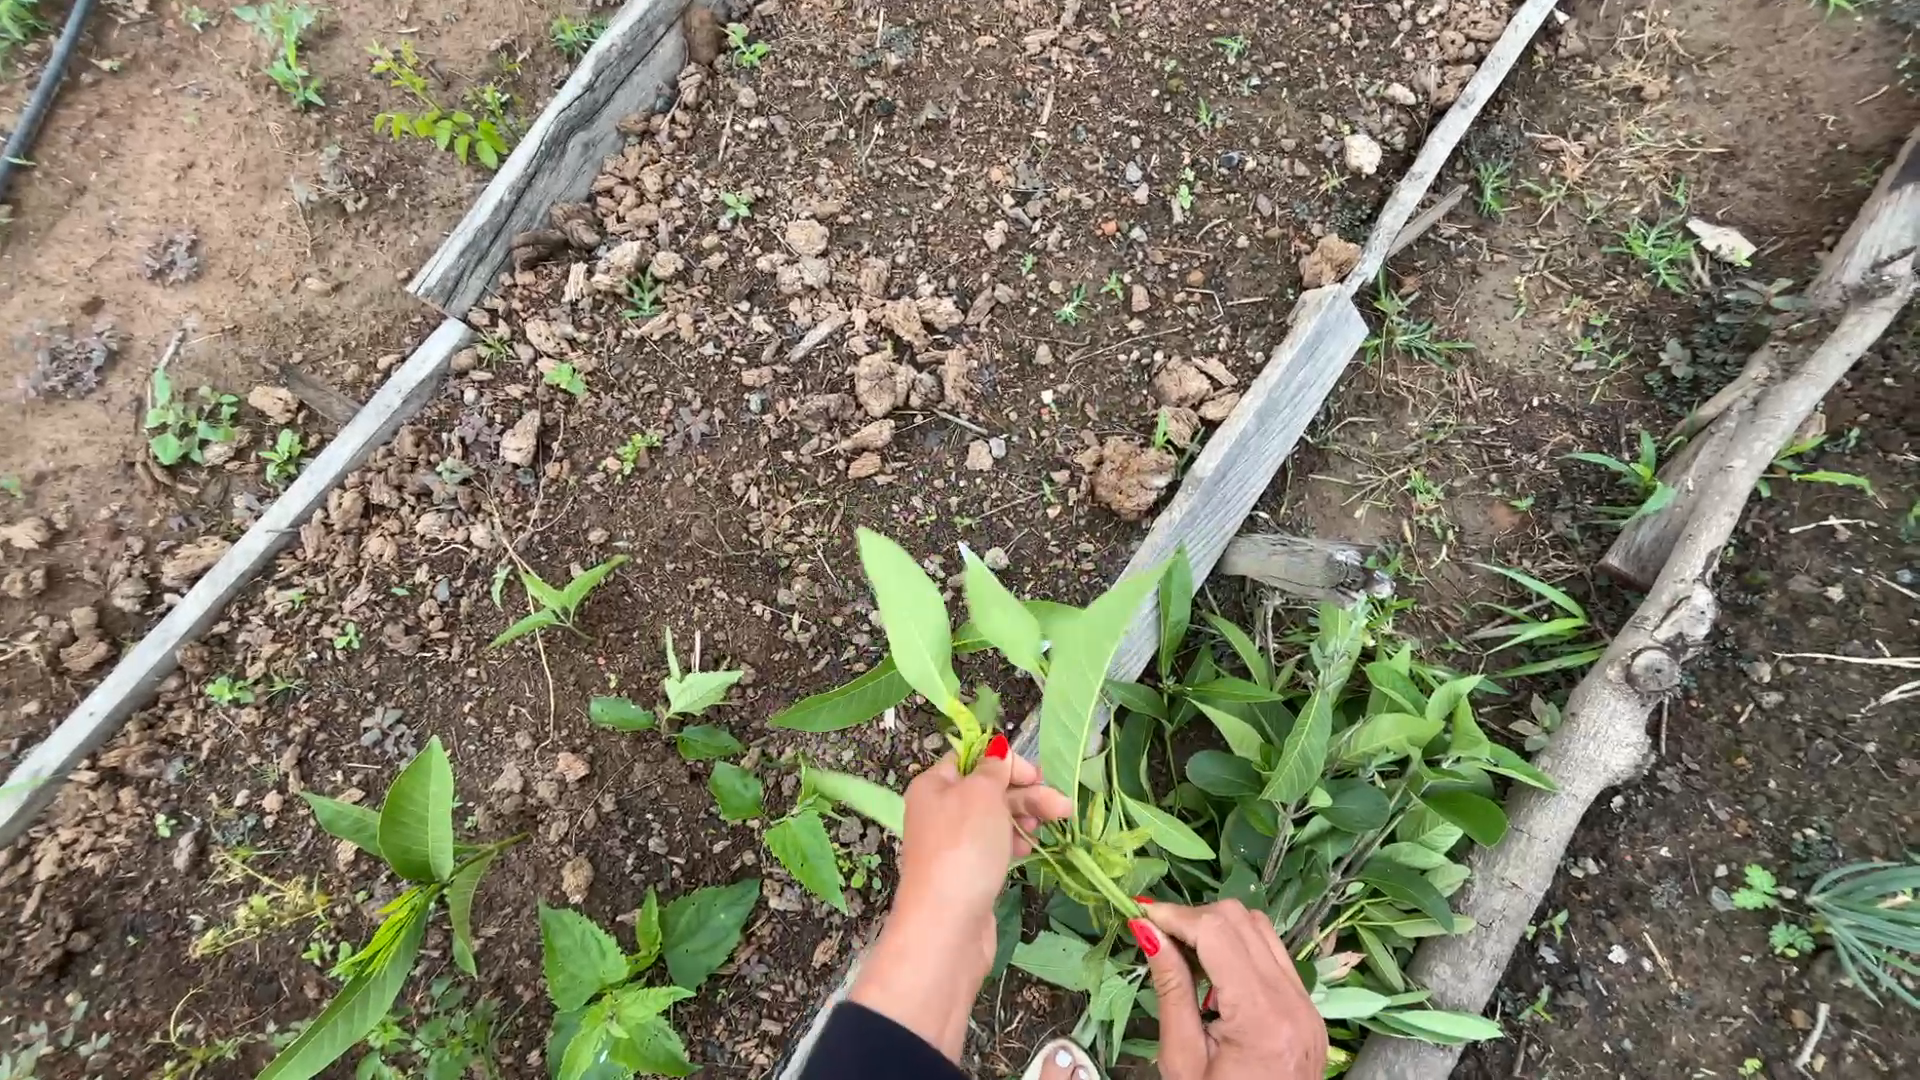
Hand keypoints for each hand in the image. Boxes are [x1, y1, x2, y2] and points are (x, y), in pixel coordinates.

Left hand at [847, 735, 1073, 1058]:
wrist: (946, 927)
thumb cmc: (963, 848)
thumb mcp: (981, 794)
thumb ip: (994, 769)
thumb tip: (997, 751)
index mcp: (934, 785)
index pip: (972, 758)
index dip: (1004, 762)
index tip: (1035, 775)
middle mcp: (940, 810)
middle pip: (989, 789)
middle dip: (1026, 793)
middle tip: (1060, 805)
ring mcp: (953, 844)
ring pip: (995, 819)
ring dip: (1024, 817)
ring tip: (1051, 825)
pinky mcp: (967, 872)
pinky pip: (994, 846)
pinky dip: (1013, 843)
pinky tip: (1027, 850)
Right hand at [1129, 899, 1326, 1079]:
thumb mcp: (1182, 1058)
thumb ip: (1170, 985)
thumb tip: (1145, 928)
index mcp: (1263, 1018)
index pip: (1216, 932)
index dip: (1174, 915)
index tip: (1141, 915)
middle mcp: (1294, 1002)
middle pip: (1238, 919)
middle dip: (1193, 918)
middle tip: (1159, 937)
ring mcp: (1307, 1004)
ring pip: (1257, 926)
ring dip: (1217, 927)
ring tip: (1186, 953)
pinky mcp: (1309, 1009)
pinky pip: (1272, 950)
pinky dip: (1239, 945)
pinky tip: (1215, 970)